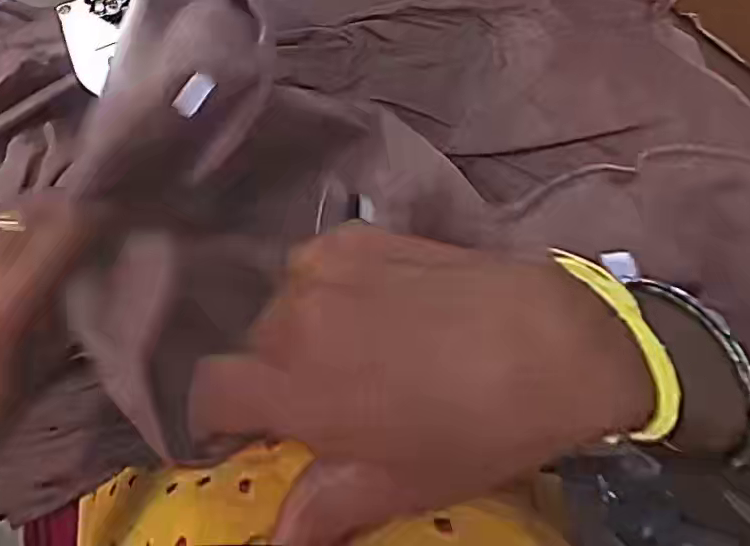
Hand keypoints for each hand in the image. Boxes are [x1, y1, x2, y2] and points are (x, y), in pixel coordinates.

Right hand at [188, 225, 655, 545]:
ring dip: (302, 326)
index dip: (216, 415)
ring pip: (282, 302)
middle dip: (275, 373)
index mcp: (293, 384)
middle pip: (251, 346)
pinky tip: (376, 299)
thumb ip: (320, 508)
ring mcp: (319, 265)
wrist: (541, 337)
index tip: (244, 428)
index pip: (208, 388)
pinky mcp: (349, 235)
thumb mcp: (396, 484)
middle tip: (327, 391)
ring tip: (358, 341)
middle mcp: (291, 315)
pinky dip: (329, 286)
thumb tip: (275, 541)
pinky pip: (314, 264)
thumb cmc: (470, 426)